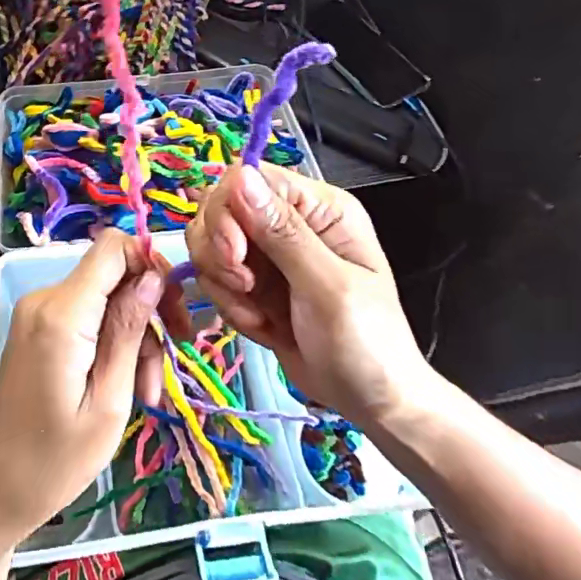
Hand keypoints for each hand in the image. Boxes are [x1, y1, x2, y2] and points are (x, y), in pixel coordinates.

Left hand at [0, 230, 167, 566]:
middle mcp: (45, 299)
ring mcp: (38, 314)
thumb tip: (153, 276)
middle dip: (150, 310)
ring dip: (135, 337)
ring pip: (107, 298)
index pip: (114, 246)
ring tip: (146, 392)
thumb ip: (129, 331)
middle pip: (115, 273)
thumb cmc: (54, 462)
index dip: (152, 264)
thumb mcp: (109, 402)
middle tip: (176, 356)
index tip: (175, 312)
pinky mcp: (38, 330)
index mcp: (61, 313)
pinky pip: (88, 316)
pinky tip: (126, 387)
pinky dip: (112, 343)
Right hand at [186, 163, 435, 424]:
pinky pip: (214, 278)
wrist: (371, 402)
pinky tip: (260, 324)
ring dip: (224, 284)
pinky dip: (228, 304)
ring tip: (258, 312)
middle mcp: (289, 221)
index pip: (248, 178)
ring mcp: (268, 253)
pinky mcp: (252, 282)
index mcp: (319, 208)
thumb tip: (242, 177)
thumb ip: (283, 232)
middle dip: (220, 251)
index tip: (234, 255)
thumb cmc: (366, 344)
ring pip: (209, 244)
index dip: (228, 211)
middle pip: (219, 208)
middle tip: (245, 287)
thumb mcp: (328, 287)